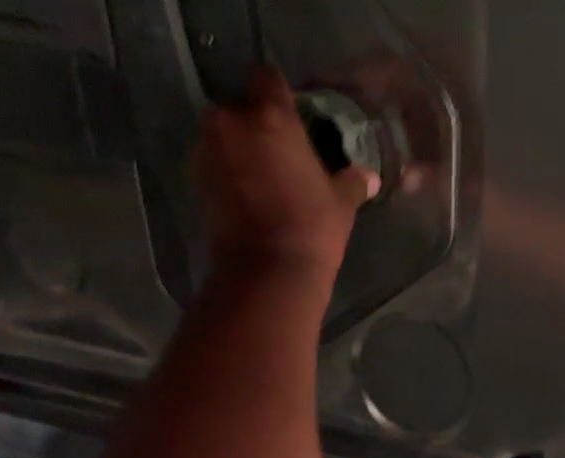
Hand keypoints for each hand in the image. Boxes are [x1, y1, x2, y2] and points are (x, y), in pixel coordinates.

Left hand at [194, 69, 379, 277]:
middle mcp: (231, 122)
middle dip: (256, 124)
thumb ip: (352, 182)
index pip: (268, 78)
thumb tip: (369, 177)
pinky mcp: (195, 179)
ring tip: (264, 177)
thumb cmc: (311, 228)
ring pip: (224, 135)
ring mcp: (207, 150)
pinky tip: (249, 196)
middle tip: (280, 152)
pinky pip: (215, 162)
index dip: (281, 94)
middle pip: (241, 107)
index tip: (294, 114)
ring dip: (240, 149)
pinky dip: (228, 172)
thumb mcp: (342, 204)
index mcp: (270, 117)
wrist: (266, 271)